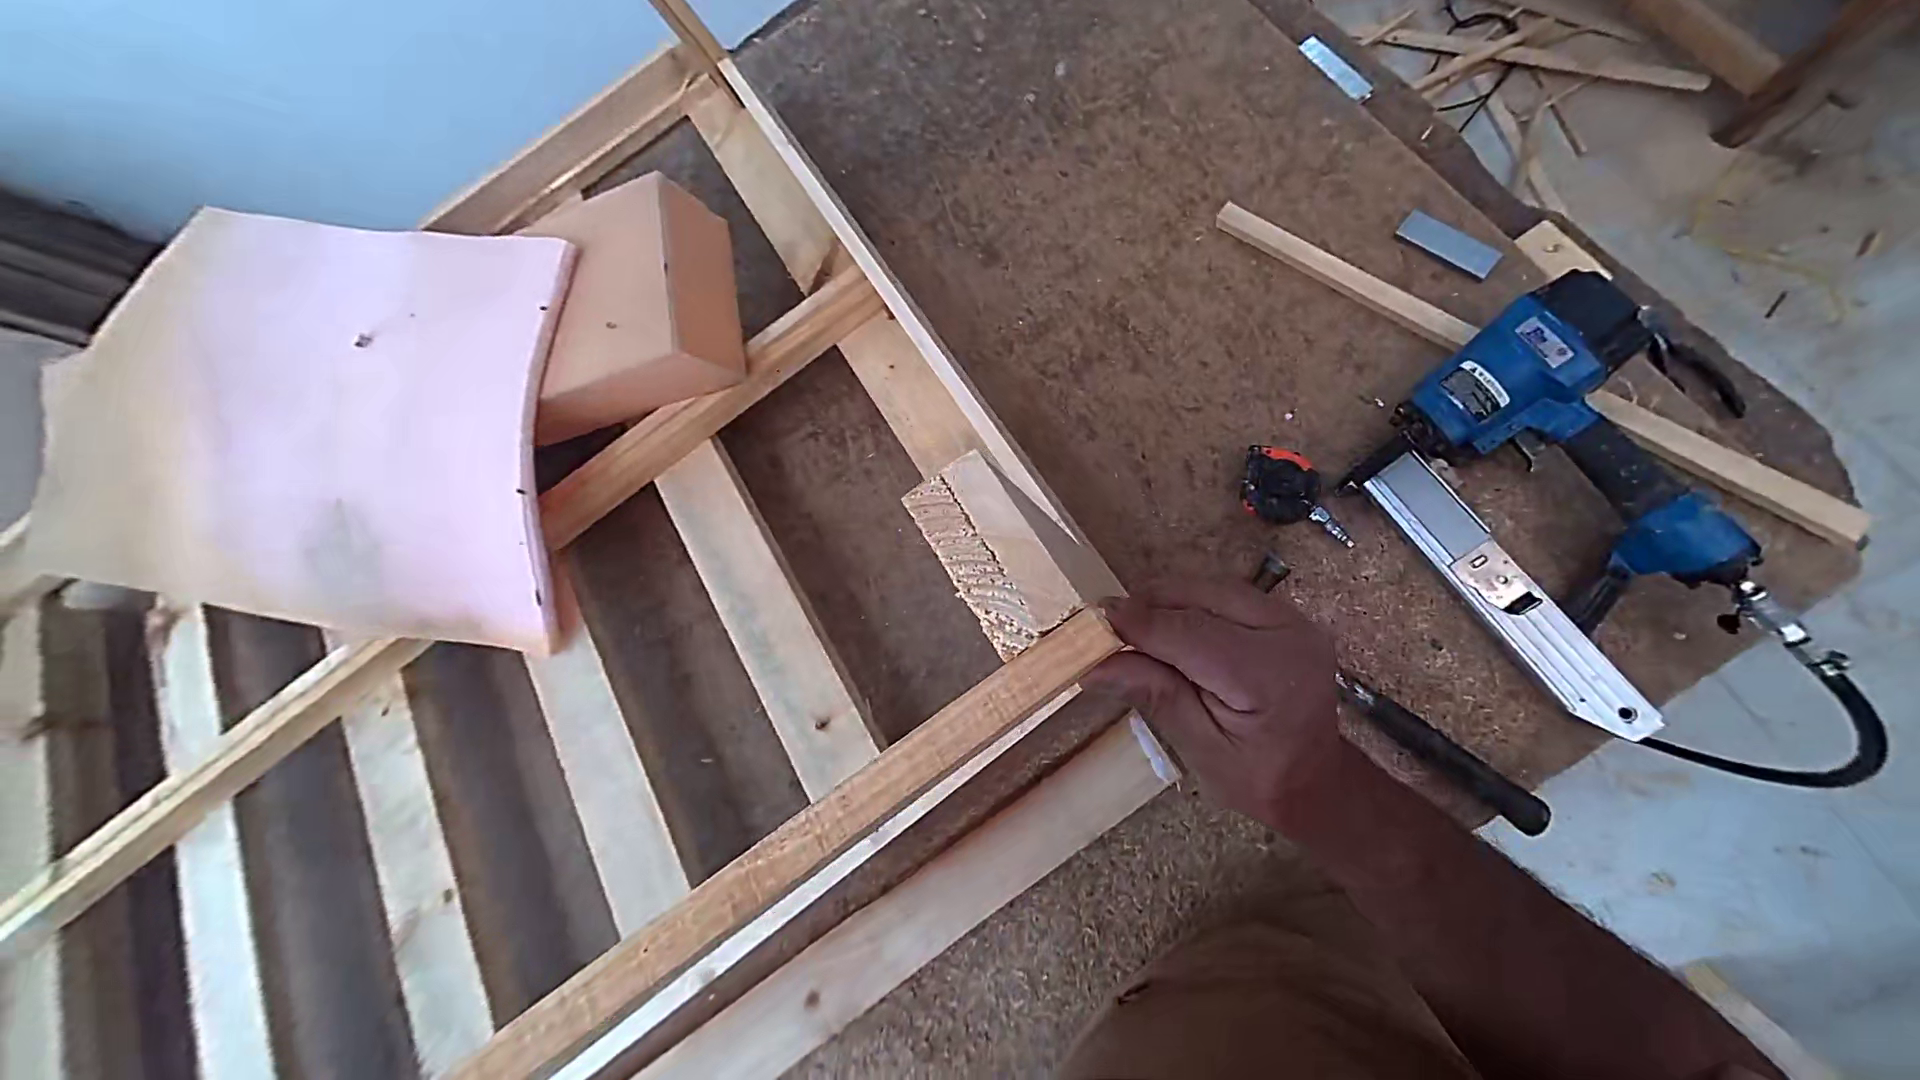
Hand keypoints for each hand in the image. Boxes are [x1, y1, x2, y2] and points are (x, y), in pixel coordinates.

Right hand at [1084, 577, 1346, 824]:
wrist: (1315, 778)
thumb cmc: (1258, 777)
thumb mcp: (1201, 749)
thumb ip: (1155, 696)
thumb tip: (1096, 666)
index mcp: (1270, 677)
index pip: (1190, 633)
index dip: (1138, 623)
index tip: (1094, 620)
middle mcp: (1288, 634)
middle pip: (1199, 597)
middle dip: (1148, 605)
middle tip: (1107, 626)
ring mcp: (1290, 618)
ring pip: (1208, 587)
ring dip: (1164, 601)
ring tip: (1132, 627)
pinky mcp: (1281, 613)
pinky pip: (1221, 593)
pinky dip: (1185, 602)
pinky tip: (1165, 625)